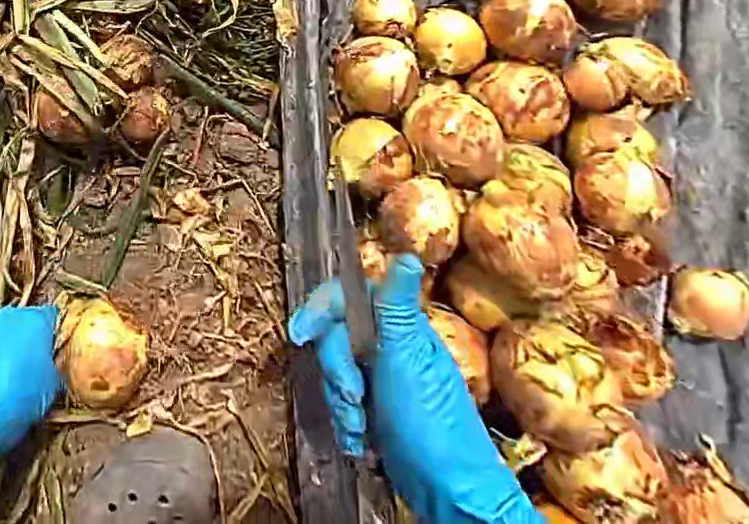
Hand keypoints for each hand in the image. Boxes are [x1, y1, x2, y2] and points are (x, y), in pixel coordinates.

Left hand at [0, 305, 60, 470]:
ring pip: (1, 332)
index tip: (53, 354)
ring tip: (3, 377)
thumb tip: (51, 365)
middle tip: (29, 367)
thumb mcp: (50, 389)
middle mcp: (11, 314)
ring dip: (4, 347)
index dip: (54, 336)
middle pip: (26, 322)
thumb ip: (55, 366)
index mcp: (37, 320)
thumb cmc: (15, 400)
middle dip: (28, 340)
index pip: (54, 318)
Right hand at [289, 256, 541, 523]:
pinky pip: (340, 403)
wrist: (449, 494)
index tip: (299, 333)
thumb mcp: (409, 357)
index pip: (346, 296)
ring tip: (363, 429)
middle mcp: (386, 343)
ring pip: (334, 373)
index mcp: (396, 323)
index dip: (319, 309)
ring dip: (341, 404)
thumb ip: (398, 306)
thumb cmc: (431, 421)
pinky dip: (346, 425)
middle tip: (356, 398)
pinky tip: (364, 443)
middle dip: (337, 371)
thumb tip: (406, 254)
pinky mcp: (372, 408)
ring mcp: (379, 377)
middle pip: (334, 336)